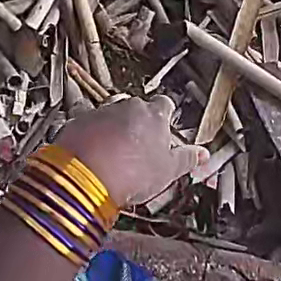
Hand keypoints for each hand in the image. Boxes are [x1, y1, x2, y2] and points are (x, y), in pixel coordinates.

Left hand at [49, 96, 204, 208]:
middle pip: (137, 110)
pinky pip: (89, 124)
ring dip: (114, 130)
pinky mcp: (79, 120)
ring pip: (112, 116)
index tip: (163, 131)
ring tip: (115, 156)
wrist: (87, 176)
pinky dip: (92, 135)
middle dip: (138, 125)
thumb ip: (187, 158)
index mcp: (155, 114)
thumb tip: (202, 154)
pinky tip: (94, 154)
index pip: (165, 105)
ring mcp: (102, 111)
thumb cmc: (131, 173)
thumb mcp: (168, 170)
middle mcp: (128, 106)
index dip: (165, 118)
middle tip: (138, 150)